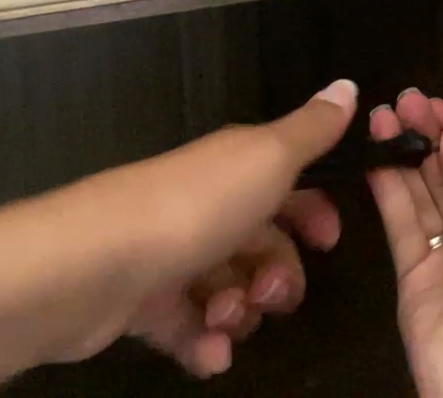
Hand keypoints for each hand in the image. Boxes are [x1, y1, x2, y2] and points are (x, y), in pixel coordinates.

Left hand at [35, 78, 358, 376]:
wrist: (93, 264)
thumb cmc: (196, 206)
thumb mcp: (270, 158)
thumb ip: (313, 130)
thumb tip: (348, 86)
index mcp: (239, 168)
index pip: (289, 186)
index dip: (314, 213)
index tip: (329, 242)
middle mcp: (208, 205)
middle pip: (262, 245)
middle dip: (279, 276)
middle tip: (270, 294)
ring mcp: (173, 254)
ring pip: (229, 288)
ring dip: (241, 312)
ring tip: (225, 318)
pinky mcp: (143, 303)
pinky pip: (187, 327)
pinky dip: (205, 344)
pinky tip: (211, 355)